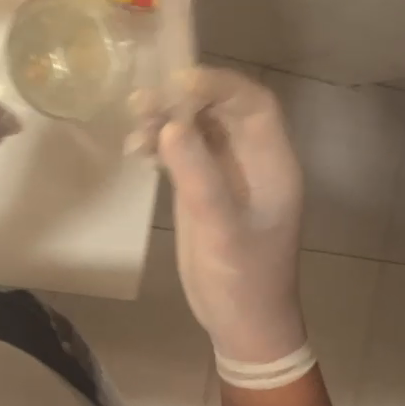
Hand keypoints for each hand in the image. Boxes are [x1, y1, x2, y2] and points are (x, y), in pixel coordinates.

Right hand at [148, 67, 306, 365]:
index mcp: (272, 165)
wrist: (243, 324)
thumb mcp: (220, 229)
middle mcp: (252, 162)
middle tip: (141, 100)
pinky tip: (136, 149)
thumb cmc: (243, 279)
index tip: (176, 82)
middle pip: (221, 111)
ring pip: (199, 130)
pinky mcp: (203, 191)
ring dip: (166, 121)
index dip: (219, 85)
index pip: (253, 105)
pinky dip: (161, 145)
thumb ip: (198, 176)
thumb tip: (170, 125)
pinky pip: (184, 153)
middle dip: (183, 100)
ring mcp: (227, 176)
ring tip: (132, 125)